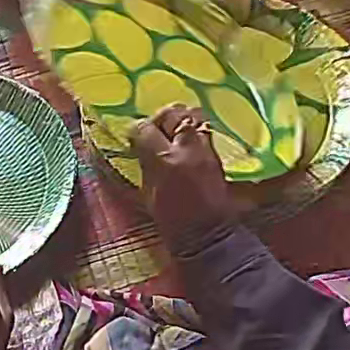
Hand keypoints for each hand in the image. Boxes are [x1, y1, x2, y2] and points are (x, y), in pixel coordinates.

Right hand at [130, 104, 241, 250]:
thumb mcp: (148, 194)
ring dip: (179, 122)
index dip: (136, 131)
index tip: (133, 138)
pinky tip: (185, 146)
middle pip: (174, 113)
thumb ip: (143, 165)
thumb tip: (137, 145)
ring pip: (193, 117)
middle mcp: (188, 148)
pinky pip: (203, 131)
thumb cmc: (172, 220)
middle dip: (160, 119)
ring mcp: (206, 149)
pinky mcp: (217, 155)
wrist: (208, 235)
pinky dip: (192, 132)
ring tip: (171, 136)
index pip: (145, 128)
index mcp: (164, 160)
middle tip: (154, 131)